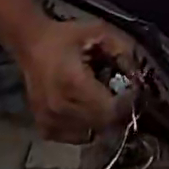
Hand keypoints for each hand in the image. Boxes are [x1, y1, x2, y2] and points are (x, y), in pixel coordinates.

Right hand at [13, 19, 137, 141]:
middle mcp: (60, 107)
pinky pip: (75, 137)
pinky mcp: (44, 128)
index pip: (111, 110)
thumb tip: (138, 74)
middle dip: (115, 109)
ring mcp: (50, 121)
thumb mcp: (97, 31)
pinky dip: (84, 126)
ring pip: (91, 133)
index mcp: (73, 83)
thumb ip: (122, 48)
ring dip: (100, 119)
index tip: (132, 89)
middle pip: (103, 123)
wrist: (30, 43)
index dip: (126, 102)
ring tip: (96, 97)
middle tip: (115, 91)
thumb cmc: (65, 37)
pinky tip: (81, 107)